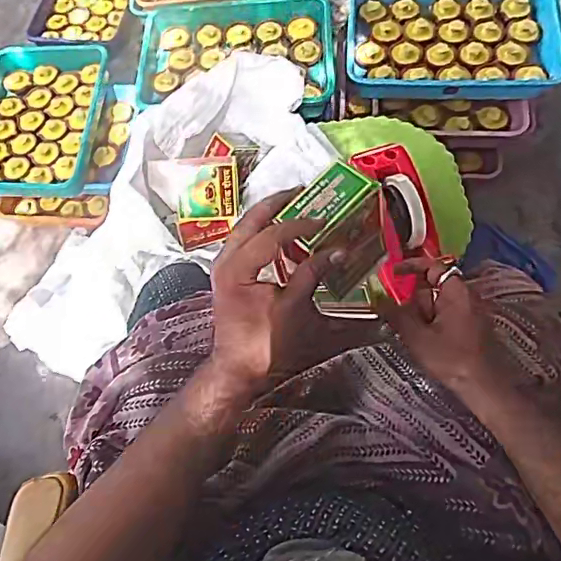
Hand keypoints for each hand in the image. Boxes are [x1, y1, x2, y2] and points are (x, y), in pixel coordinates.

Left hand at [204, 188, 339, 395]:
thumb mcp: (293, 307)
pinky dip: (264, 235)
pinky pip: (245, 244)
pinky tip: (283, 237)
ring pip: (245, 229)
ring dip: (269, 217)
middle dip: (277, 204)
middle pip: (250, 220)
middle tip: (301, 192)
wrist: (238, 369)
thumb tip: (337, 250)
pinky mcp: (228, 276)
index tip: (323, 221)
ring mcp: (223, 267)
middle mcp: (225, 261)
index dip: (299, 225)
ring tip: (294, 208)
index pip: (271, 234)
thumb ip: (313, 274)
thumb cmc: (263, 343)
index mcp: (237, 267)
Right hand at [374, 257, 505, 395]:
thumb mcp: (417, 337)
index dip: (411, 266)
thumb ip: (397, 314)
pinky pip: (448, 315)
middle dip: (416, 302)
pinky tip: (429, 342)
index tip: (393, 273)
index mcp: (456, 292)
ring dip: (424, 315)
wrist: (483, 386)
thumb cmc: (451, 358)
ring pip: (439, 304)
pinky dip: (434, 322)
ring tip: (419, 338)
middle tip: (407, 322)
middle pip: (434, 287)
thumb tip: (380, 299)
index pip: (433, 266)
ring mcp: (473, 312)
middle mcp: (468, 296)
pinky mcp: (474, 327)